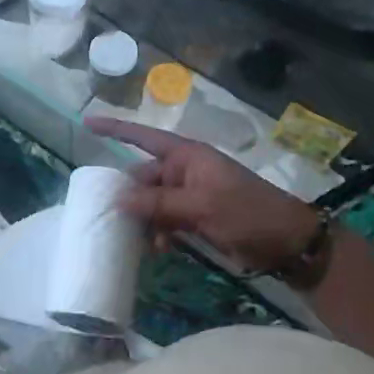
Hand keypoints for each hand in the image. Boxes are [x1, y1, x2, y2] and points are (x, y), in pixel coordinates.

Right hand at [85, 117, 319, 274]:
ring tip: (141, 244)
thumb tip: (118, 199)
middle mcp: (185, 171)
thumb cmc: (247, 213)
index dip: (115, 129)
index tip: (86, 123)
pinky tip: (159, 250)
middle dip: (128, 198)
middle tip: (110, 222)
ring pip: (152, 204)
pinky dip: (159, 235)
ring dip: (144, 222)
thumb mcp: (201, 207)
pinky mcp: (196, 218)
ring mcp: (190, 196)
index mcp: (187, 156)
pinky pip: (166, 221)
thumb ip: (159, 203)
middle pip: (143, 178)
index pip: (143, 137)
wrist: (287, 242)